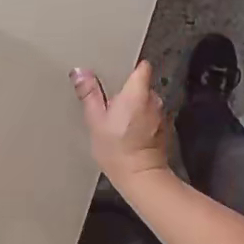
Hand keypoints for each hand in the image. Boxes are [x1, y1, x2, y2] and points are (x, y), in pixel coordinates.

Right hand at [72, 60, 170, 186]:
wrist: (140, 176)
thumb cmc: (117, 149)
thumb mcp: (95, 120)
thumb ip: (89, 94)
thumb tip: (80, 72)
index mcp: (137, 92)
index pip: (141, 67)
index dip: (129, 69)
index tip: (116, 76)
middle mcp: (154, 99)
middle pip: (142, 85)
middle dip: (128, 92)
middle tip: (109, 104)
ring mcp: (161, 114)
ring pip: (146, 102)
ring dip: (135, 107)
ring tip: (118, 121)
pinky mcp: (163, 129)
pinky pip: (150, 117)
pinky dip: (142, 120)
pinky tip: (128, 133)